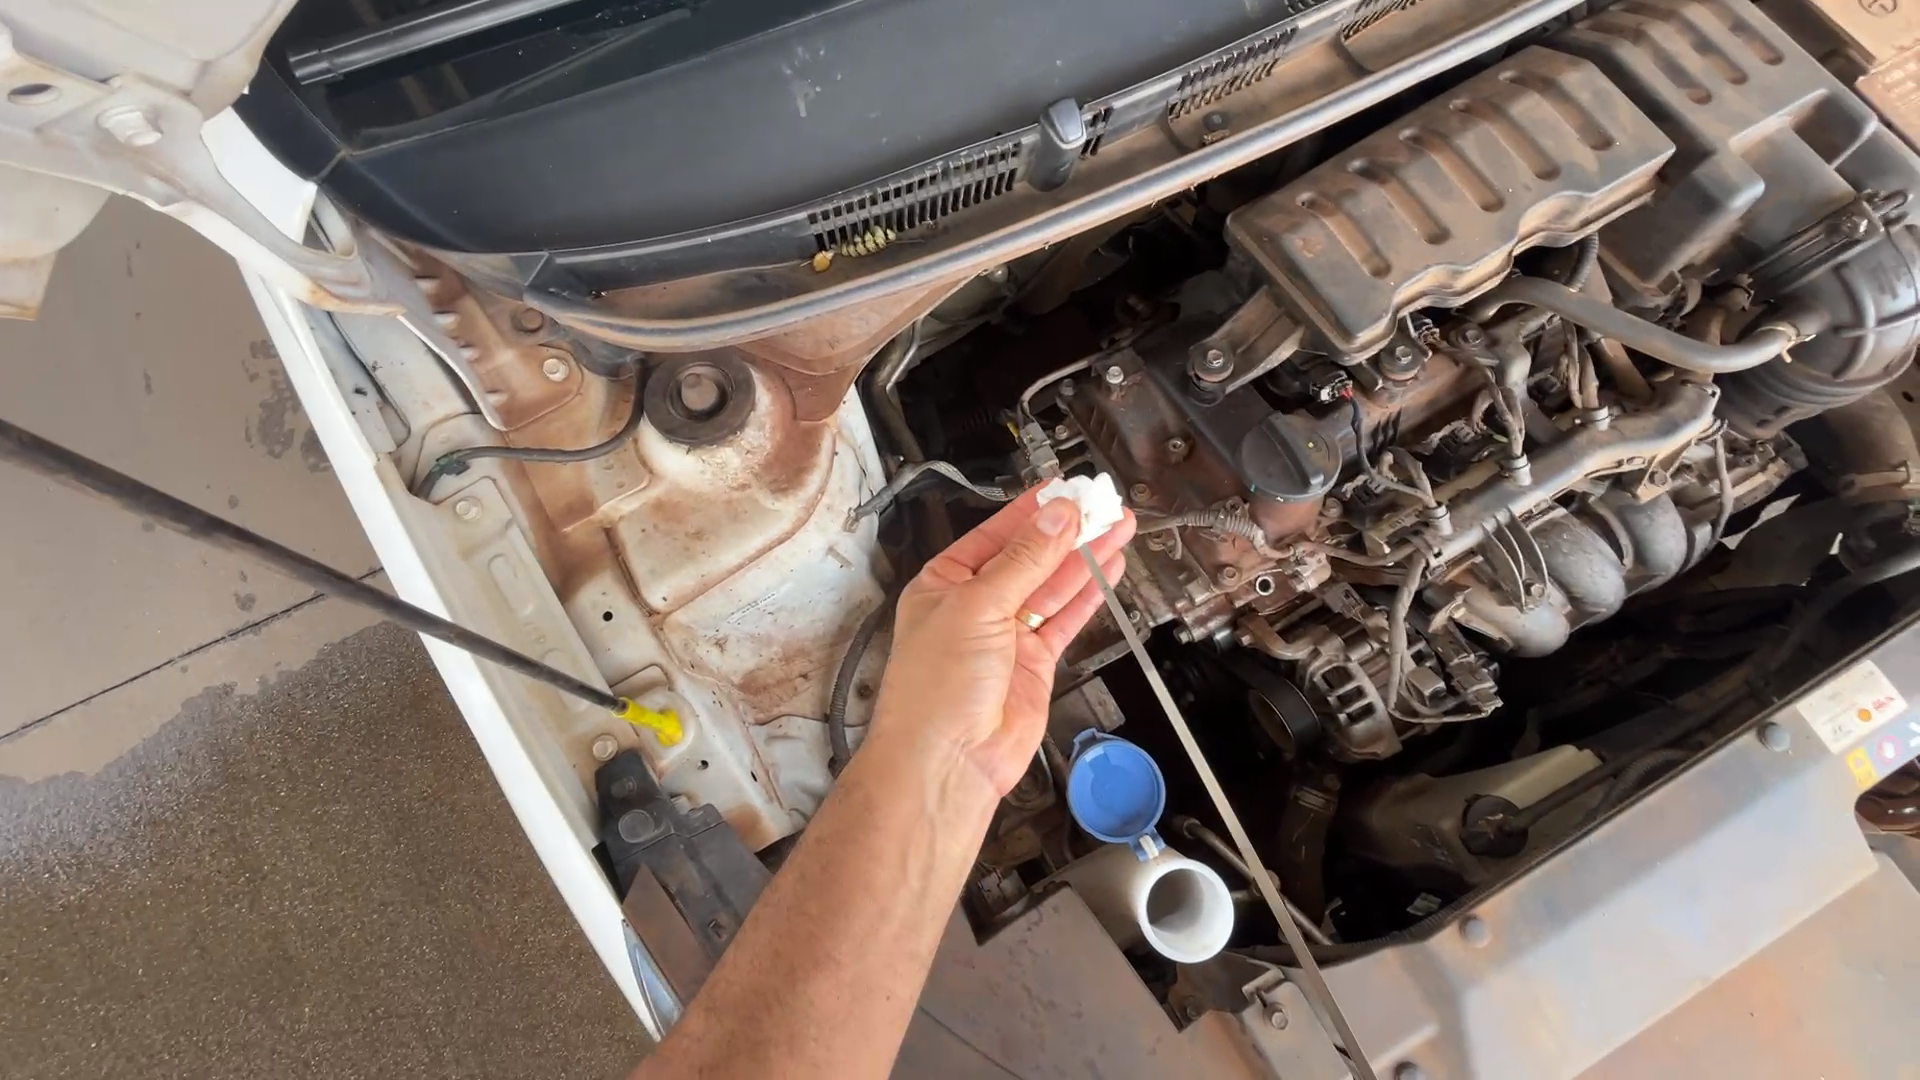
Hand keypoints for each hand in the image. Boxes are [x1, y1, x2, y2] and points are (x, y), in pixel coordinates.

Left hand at [866, 489, 1135, 800]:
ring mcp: (1007, 634)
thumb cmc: (937, 686)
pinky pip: (1065, 619)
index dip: (1032, 511)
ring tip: (1118, 527)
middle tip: (1104, 505)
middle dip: (1067, 531)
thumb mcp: (977, 606)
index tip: (1066, 488)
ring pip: (1053, 585)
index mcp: (946, 583)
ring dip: (1084, 557)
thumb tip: (1057, 518)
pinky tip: (1106, 568)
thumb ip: (1023, 561)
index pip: (995, 534)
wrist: (948, 759)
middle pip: (1029, 557)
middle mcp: (976, 604)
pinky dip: (1087, 595)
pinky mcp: (1033, 662)